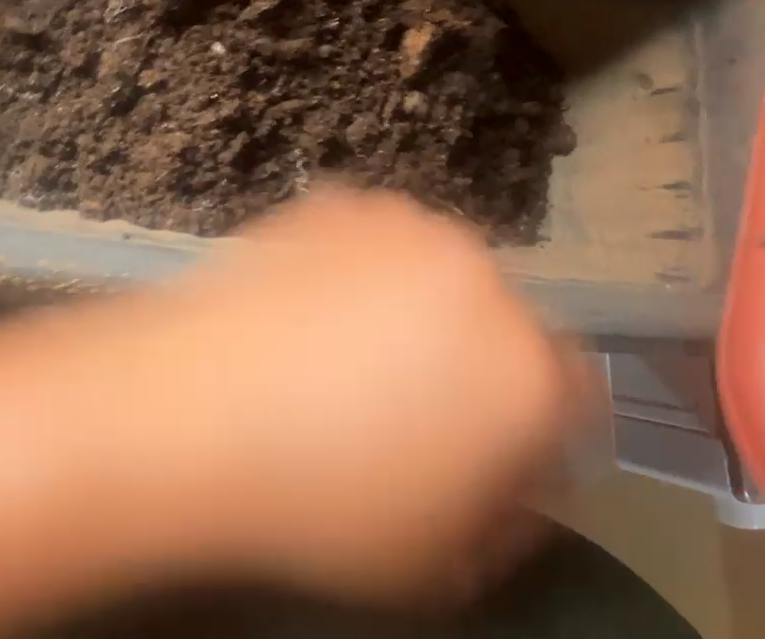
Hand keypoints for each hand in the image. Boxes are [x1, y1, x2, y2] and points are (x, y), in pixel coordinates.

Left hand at [74, 191, 594, 603]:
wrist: (188, 407)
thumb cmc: (318, 501)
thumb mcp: (433, 562)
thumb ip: (503, 522)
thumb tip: (513, 487)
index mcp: (528, 369)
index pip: (576, 392)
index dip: (537, 428)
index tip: (491, 450)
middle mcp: (484, 278)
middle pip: (507, 323)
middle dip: (476, 363)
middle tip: (407, 403)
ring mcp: (408, 226)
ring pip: (441, 273)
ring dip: (420, 307)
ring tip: (346, 353)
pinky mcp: (342, 201)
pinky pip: (376, 241)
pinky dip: (360, 270)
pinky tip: (308, 309)